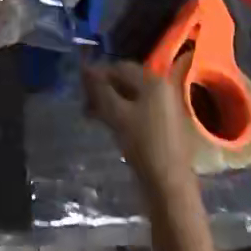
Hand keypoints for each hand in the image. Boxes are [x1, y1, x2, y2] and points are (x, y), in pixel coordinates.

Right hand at [82, 58, 196, 187]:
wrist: (169, 183)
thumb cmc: (142, 144)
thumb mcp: (116, 115)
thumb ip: (100, 90)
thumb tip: (85, 69)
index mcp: (153, 80)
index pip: (119, 68)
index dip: (98, 76)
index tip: (80, 91)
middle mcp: (162, 87)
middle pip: (126, 81)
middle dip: (104, 91)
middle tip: (85, 106)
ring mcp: (165, 105)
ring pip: (131, 96)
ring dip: (111, 103)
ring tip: (93, 117)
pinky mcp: (164, 122)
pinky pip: (139, 109)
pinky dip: (123, 113)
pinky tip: (110, 124)